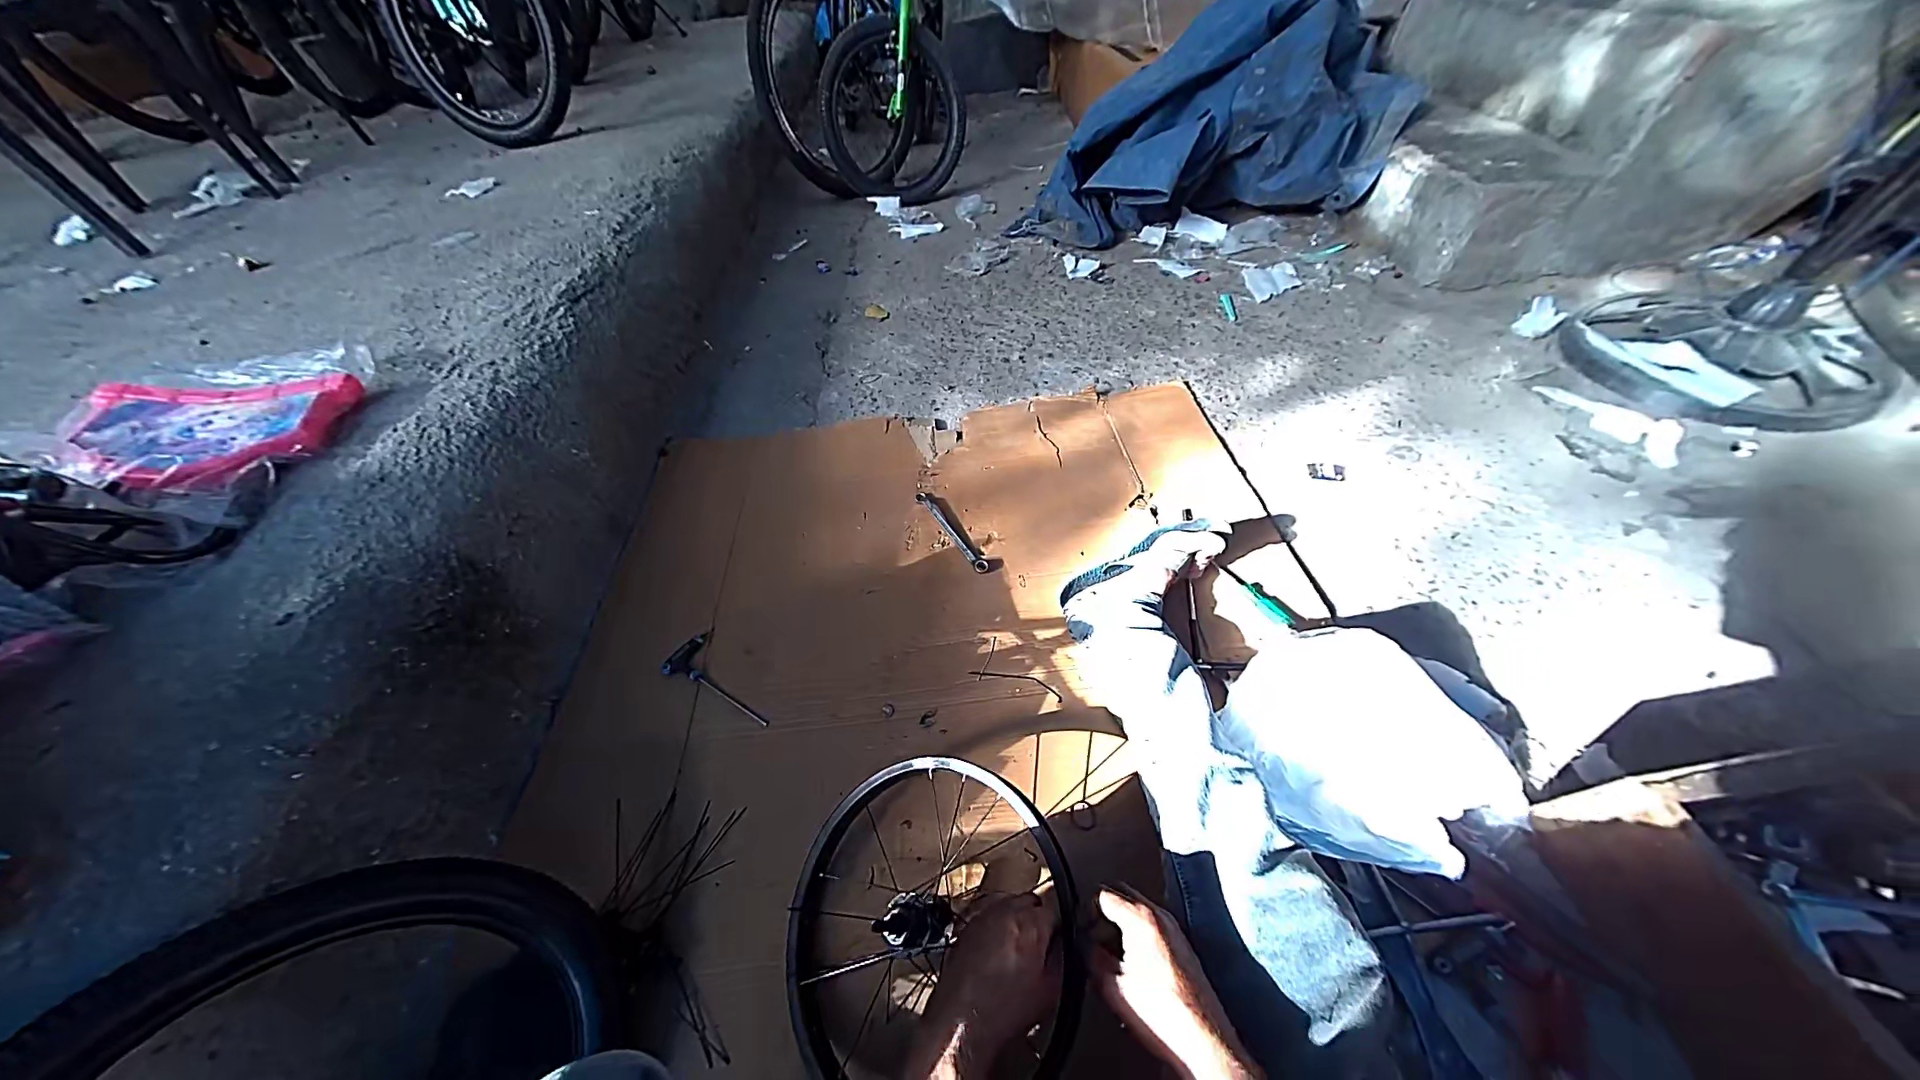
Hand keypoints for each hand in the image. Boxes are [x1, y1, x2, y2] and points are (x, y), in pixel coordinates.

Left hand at [905, 893, 1060, 1079]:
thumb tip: (1070, 939)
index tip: (1064, 932)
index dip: (1063, 919)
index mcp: (1030, 923)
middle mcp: (1005, 909)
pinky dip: (999, 927)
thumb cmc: (1005, 1010)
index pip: (1057, 903)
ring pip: (1011, 905)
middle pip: (1033, 900)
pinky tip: (998, 953)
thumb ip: (1066, 955)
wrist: (963, 1020)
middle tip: (1042, 945)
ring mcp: (984, 914)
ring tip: (1019, 952)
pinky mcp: (968, 923)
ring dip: (1018, 921)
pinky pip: (992, 915)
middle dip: (1040, 918)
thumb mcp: (1052, 987)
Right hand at [1091, 886, 1260, 1079]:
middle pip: (1121, 896)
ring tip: (1112, 958)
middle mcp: (1161, 916)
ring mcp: (1175, 930)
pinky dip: (1137, 937)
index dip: (1085, 912)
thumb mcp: (1110, 985)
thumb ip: (1090, 955)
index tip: (1081, 930)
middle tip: (1092, 940)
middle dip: (1103, 915)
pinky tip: (1133, 968)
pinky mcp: (1183, 946)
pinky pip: (1151, 927)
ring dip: (1120, 927)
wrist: (1204, 1042)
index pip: (1101, 894)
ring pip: (1137, 912)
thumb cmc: (1165, 1017)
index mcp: (1141, 917)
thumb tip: (1083, 945)